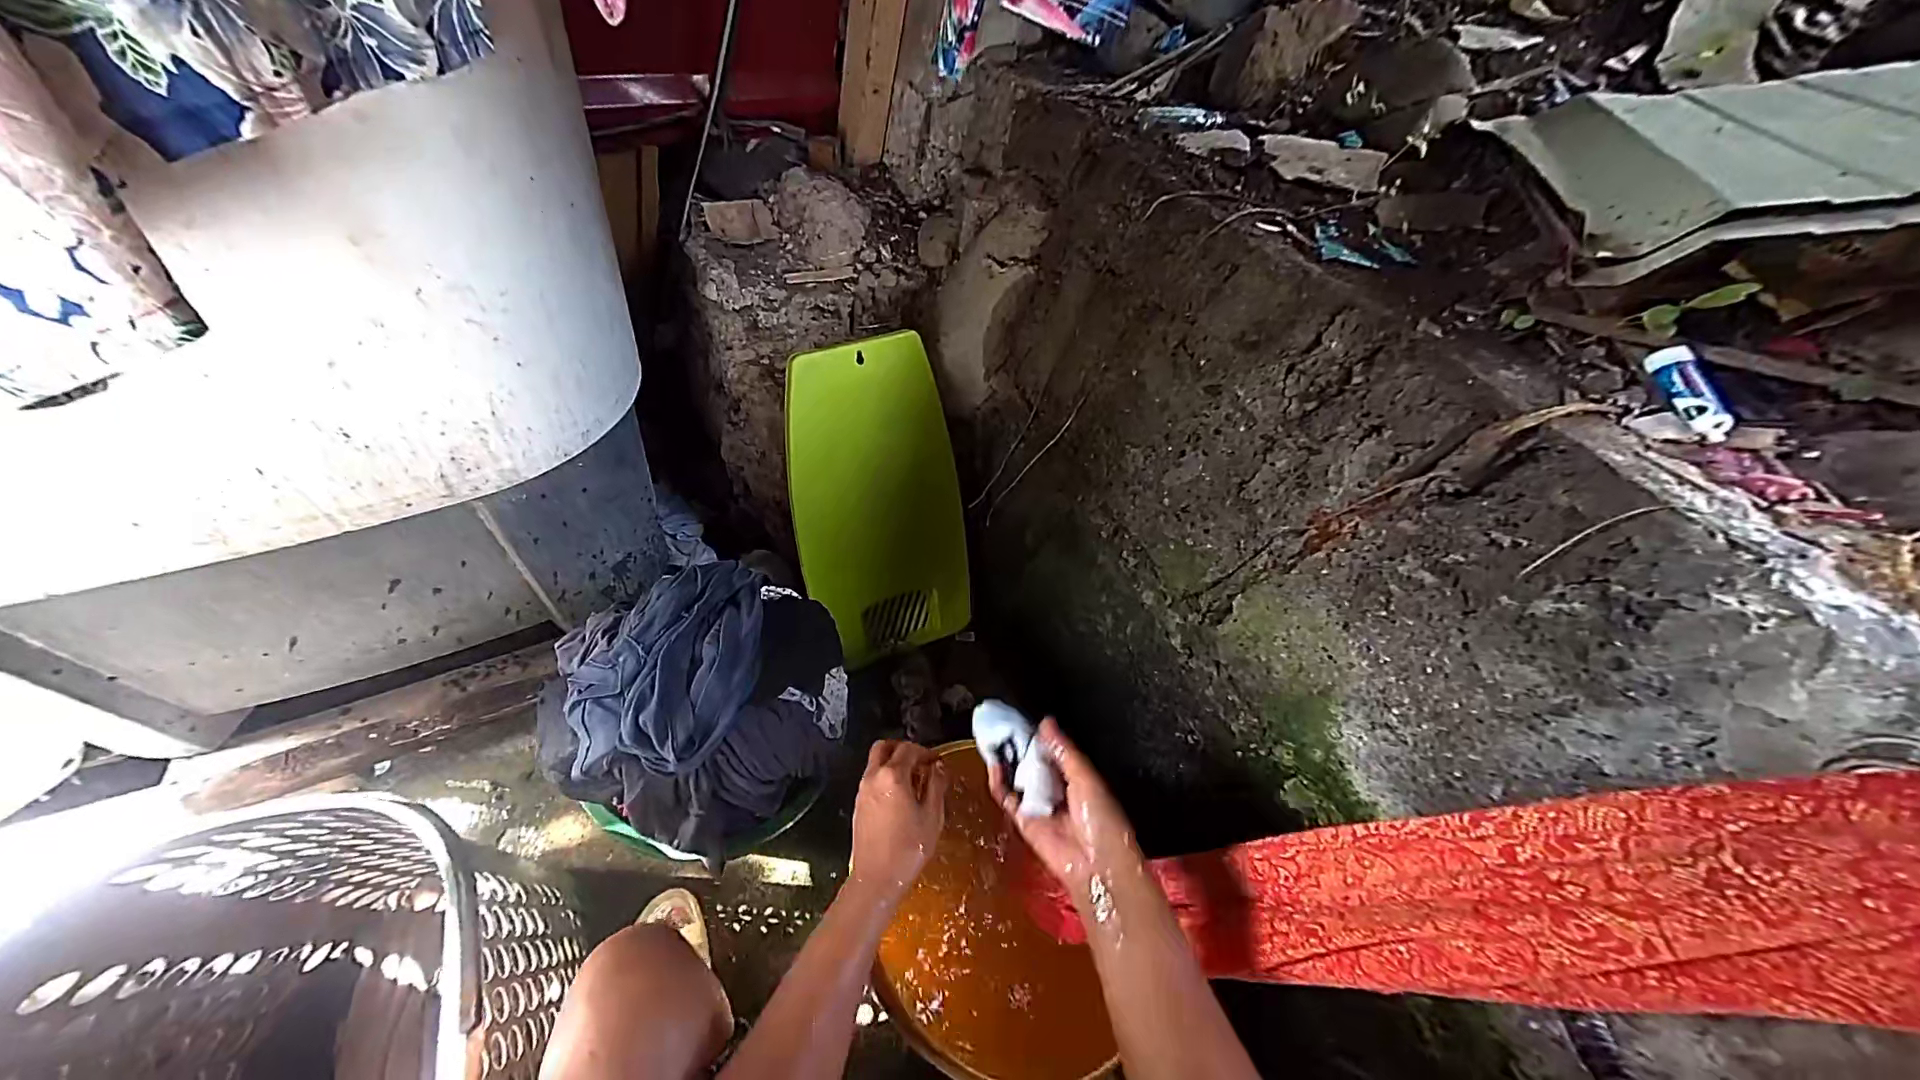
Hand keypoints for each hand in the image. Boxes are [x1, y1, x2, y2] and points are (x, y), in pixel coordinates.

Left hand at [849, 740, 948, 902]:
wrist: (877, 879)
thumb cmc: (907, 850)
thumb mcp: (932, 816)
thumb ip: (936, 785)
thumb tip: (938, 768)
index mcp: (892, 776)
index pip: (909, 749)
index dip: (926, 752)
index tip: (937, 762)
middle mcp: (873, 778)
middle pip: (885, 746)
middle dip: (903, 749)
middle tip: (920, 762)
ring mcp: (862, 791)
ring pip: (876, 762)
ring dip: (893, 763)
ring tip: (913, 781)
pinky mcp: (858, 805)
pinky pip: (872, 779)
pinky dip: (885, 778)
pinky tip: (901, 797)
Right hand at [989, 718, 1142, 910]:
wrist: (1096, 865)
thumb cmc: (1101, 819)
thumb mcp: (1086, 777)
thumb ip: (1064, 750)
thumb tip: (1046, 722)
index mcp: (1076, 777)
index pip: (1053, 750)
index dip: (1039, 735)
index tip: (1023, 718)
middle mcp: (1056, 789)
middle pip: (1032, 762)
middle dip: (1019, 745)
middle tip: (1003, 725)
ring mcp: (1038, 804)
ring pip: (1017, 777)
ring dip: (1006, 760)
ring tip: (994, 739)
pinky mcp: (1023, 820)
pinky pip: (1006, 797)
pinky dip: (998, 781)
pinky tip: (995, 764)